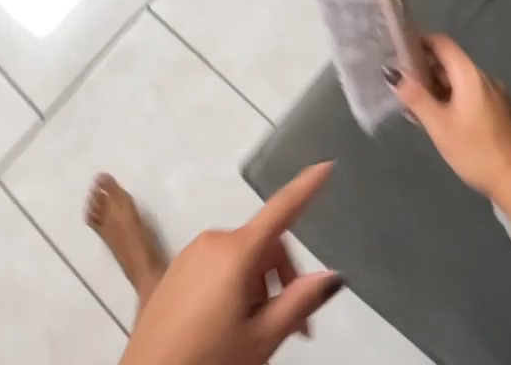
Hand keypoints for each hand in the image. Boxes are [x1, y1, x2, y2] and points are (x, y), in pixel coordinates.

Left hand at [119, 163, 344, 364]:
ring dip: (259, 286)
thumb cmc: (207, 359)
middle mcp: (213, 242)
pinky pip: (219, 264)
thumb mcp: (262, 338)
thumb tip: (332, 276)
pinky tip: (231, 324)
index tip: (324, 166)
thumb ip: (299, 302)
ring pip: (242, 257)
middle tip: (295, 326)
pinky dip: (235, 285)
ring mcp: (192, 253)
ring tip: (257, 332)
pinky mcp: (178, 268)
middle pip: (265, 245)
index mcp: (236, 252)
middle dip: (283, 278)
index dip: (305, 188)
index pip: (281, 210)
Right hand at [390, 34, 510, 197]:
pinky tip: (440, 119)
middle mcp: (485, 79)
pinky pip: (470, 95)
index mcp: (471, 76)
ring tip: (415, 104)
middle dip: (424, 69)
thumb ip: (416, 97)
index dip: (419, 41)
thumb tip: (393, 73)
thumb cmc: (476, 151)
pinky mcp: (500, 113)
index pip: (442, 43)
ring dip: (437, 87)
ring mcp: (496, 96)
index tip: (397, 49)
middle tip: (400, 83)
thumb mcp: (439, 126)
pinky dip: (451, 99)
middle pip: (450, 62)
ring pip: (459, 81)